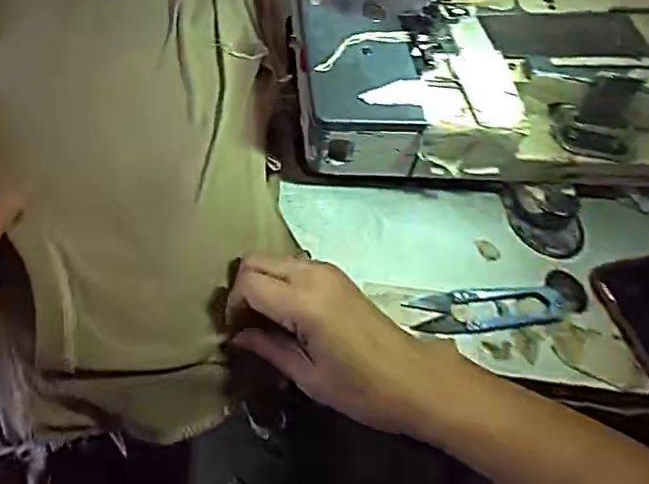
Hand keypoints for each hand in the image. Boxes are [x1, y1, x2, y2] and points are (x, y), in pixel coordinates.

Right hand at [226, 254, 476, 436]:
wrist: (415, 378)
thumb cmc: (363, 388)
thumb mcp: (310, 378)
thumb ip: (268, 349)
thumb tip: (237, 337)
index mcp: (303, 302)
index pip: (248, 282)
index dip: (232, 304)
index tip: (233, 330)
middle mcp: (310, 274)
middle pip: (254, 260)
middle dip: (241, 287)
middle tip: (243, 322)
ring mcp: (323, 268)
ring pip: (271, 259)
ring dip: (259, 281)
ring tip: (262, 318)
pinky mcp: (333, 271)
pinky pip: (291, 264)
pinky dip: (277, 280)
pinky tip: (285, 311)